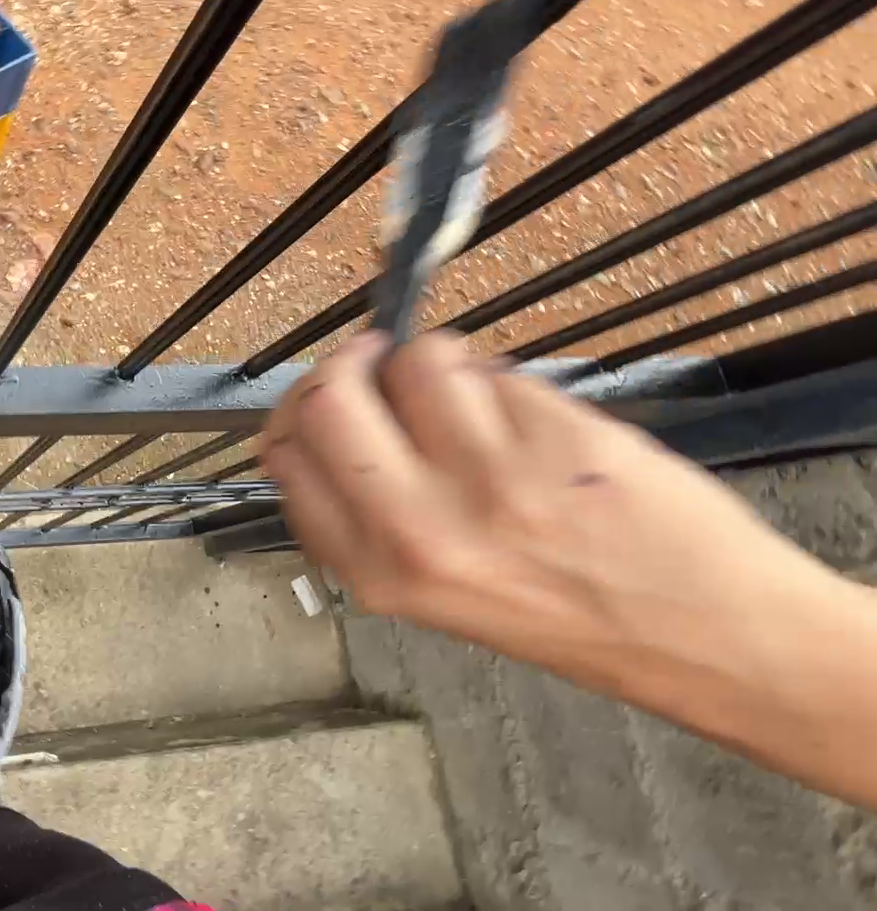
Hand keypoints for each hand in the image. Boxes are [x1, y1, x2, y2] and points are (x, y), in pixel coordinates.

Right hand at [262, 329, 876, 806]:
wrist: (711, 639)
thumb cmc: (557, 613)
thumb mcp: (418, 590)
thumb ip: (353, 515)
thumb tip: (310, 428)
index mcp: (371, 569)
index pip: (285, 456)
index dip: (296, 412)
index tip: (326, 395)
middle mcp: (413, 528)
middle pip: (325, 400)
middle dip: (342, 362)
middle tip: (368, 356)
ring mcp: (485, 480)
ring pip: (409, 363)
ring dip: (428, 359)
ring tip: (466, 392)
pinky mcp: (551, 437)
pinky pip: (486, 368)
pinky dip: (493, 374)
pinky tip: (524, 414)